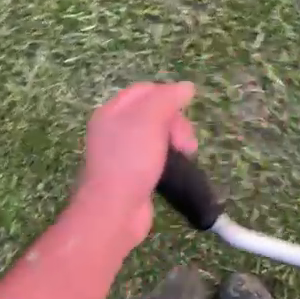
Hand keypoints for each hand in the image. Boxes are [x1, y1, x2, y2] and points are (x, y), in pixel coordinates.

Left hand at [71, 82, 197, 251]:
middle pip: (154, 112)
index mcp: (113, 111)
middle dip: (175, 123)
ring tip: (187, 155)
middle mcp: (115, 129)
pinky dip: (169, 159)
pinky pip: (156, 156)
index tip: (185, 110)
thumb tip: (187, 87)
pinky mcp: (133, 173)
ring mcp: (123, 153)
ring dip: (176, 141)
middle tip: (185, 142)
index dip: (168, 96)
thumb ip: (168, 98)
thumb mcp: (150, 120)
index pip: (145, 90)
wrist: (114, 211)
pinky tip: (176, 168)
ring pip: (158, 135)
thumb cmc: (130, 159)